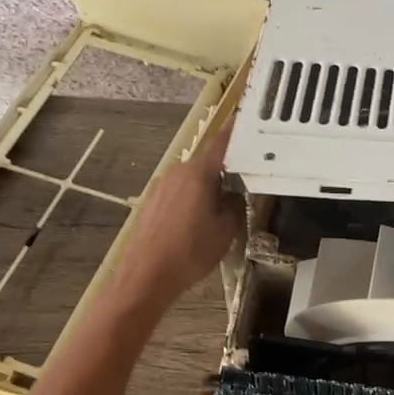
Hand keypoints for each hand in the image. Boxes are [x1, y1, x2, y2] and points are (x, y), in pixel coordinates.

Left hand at [110, 117, 244, 305]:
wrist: (144, 278)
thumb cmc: (189, 252)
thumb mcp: (226, 230)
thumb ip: (234, 205)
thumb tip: (233, 196)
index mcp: (198, 172)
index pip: (222, 142)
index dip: (237, 128)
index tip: (249, 117)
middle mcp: (178, 172)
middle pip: (208, 162)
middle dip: (226, 170)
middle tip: (246, 184)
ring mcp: (161, 186)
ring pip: (193, 179)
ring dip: (208, 188)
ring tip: (222, 211)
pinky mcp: (152, 202)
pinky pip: (180, 193)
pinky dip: (193, 200)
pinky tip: (198, 223)